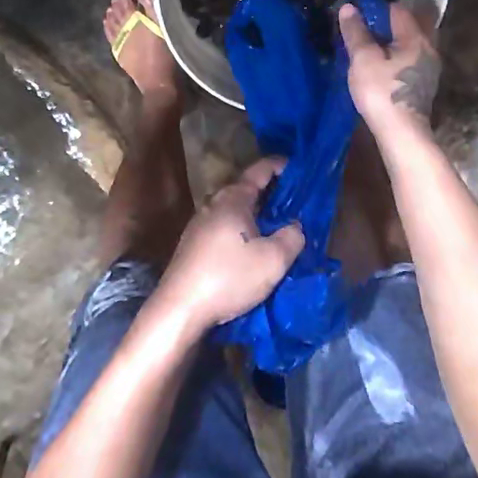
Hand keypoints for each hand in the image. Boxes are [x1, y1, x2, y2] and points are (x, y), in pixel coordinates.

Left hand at [148, 158, 305, 335]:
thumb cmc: (229, 277)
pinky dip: (242, 232)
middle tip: (295, 204)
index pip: (260, 170)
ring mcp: (199, 226)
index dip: (281, 166)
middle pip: (246, 191)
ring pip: (235, 212)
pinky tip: (252, 252)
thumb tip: (295, 226)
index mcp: (233, 199)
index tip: (299, 169)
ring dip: (256, 217)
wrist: (178, 312)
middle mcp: (213, 205)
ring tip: (277, 230)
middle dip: (271, 194)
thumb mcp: (274, 259)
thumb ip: (293, 237)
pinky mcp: (192, 247)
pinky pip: (225, 230)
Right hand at [338, 3, 439, 136]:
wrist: (402, 133)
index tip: (356, 13)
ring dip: (388, 44)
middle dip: (383, 26)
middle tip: (359, 31)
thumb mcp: (363, 59)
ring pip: (407, 46)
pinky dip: (394, 59)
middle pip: (406, 27)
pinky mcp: (424, 86)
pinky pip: (408, 62)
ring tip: (365, 50)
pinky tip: (378, 68)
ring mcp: (429, 69)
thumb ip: (356, 32)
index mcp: (416, 38)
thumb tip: (348, 7)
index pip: (397, 10)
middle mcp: (428, 49)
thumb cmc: (381, 92)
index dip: (376, 8)